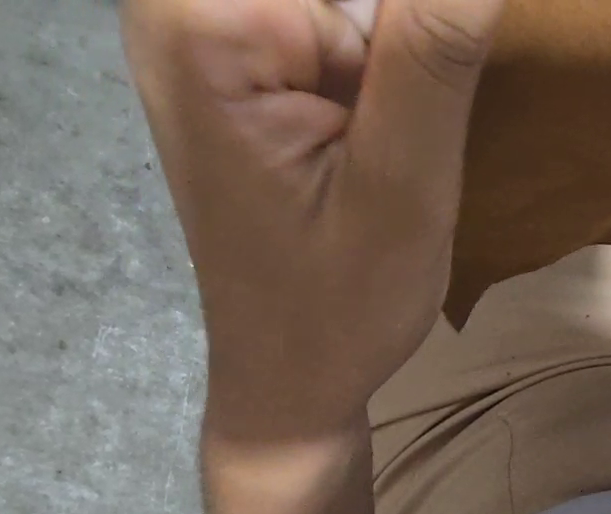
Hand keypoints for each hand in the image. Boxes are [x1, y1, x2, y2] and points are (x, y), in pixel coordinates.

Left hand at [123, 0, 506, 441]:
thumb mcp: (405, 187)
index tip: (412, 114)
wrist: (291, 379)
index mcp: (201, 21)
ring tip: (390, 143)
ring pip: (333, 4)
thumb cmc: (342, 307)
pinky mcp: (229, 68)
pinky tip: (383, 123)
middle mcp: (176, 8)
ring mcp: (198, 37)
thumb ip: (434, 53)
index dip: (414, 21)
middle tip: (399, 139)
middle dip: (399, 39)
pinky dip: (371, 62)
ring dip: (392, 52)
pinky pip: (317, 26)